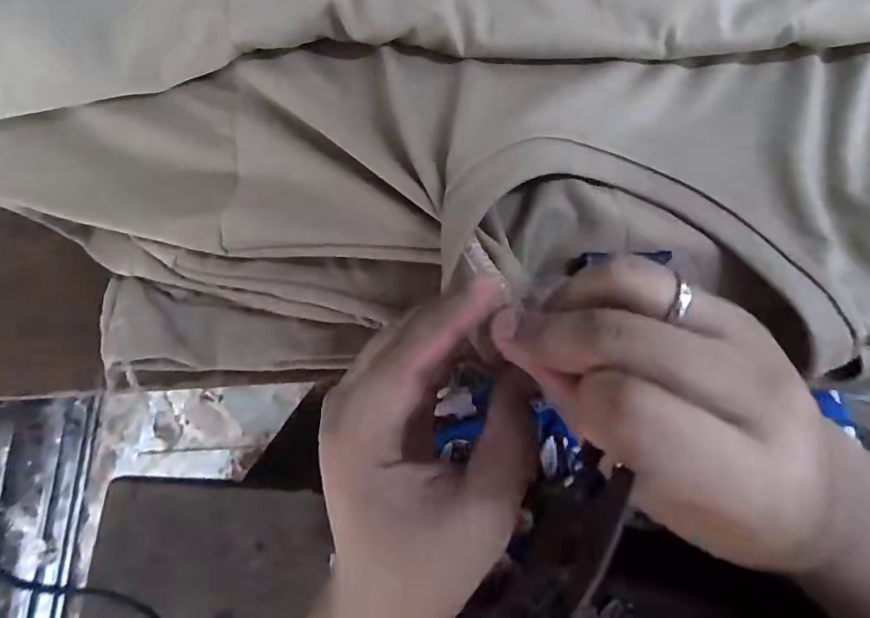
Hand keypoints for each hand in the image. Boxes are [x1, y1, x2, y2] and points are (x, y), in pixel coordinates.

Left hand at [314, 278, 538, 617]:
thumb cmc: (430, 565)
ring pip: (402, 339)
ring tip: (498, 315)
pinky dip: (441, 344)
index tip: (494, 283)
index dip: (453, 315)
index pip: (410, 352)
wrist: (379, 602)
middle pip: (402, 336)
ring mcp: (350, 401)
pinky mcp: (365, 405)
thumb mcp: (485, 509)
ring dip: (449, 324)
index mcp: (361, 428)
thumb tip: (523, 366)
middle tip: (509, 299)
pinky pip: (405, 358)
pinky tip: (475, 342)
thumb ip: (509, 434)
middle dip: (455, 313)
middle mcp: (345, 402)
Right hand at [491, 255, 851, 575]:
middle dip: (555, 333)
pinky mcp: (729, 303)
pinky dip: (599, 282)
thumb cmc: (730, 515)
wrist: (812, 481)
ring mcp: (742, 330)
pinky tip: (580, 304)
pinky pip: (648, 272)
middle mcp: (750, 386)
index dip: (574, 394)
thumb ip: (594, 430)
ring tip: (546, 316)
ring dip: (572, 295)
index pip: (633, 409)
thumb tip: (529, 359)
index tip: (536, 382)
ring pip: (633, 284)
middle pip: (625, 335)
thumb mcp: (657, 499)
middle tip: (511, 334)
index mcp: (744, 470)